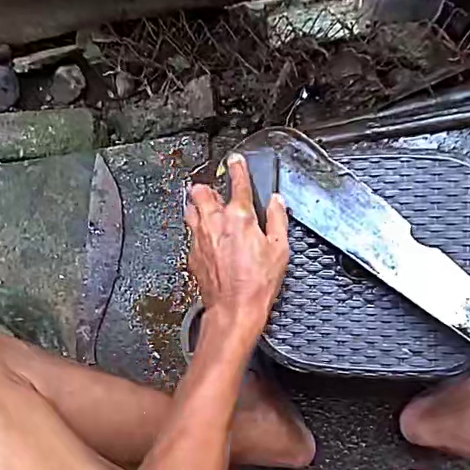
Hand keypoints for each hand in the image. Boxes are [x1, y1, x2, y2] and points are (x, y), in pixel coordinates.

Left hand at [186, 153, 289, 341]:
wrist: (234, 309)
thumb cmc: (257, 283)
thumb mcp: (279, 249)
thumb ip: (278, 220)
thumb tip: (277, 203)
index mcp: (238, 217)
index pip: (237, 183)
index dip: (237, 168)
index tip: (235, 161)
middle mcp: (214, 223)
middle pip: (200, 191)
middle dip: (208, 188)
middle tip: (218, 194)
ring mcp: (199, 238)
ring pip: (190, 210)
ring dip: (199, 207)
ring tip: (210, 212)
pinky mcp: (192, 254)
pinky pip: (191, 233)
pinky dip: (199, 231)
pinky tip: (209, 239)